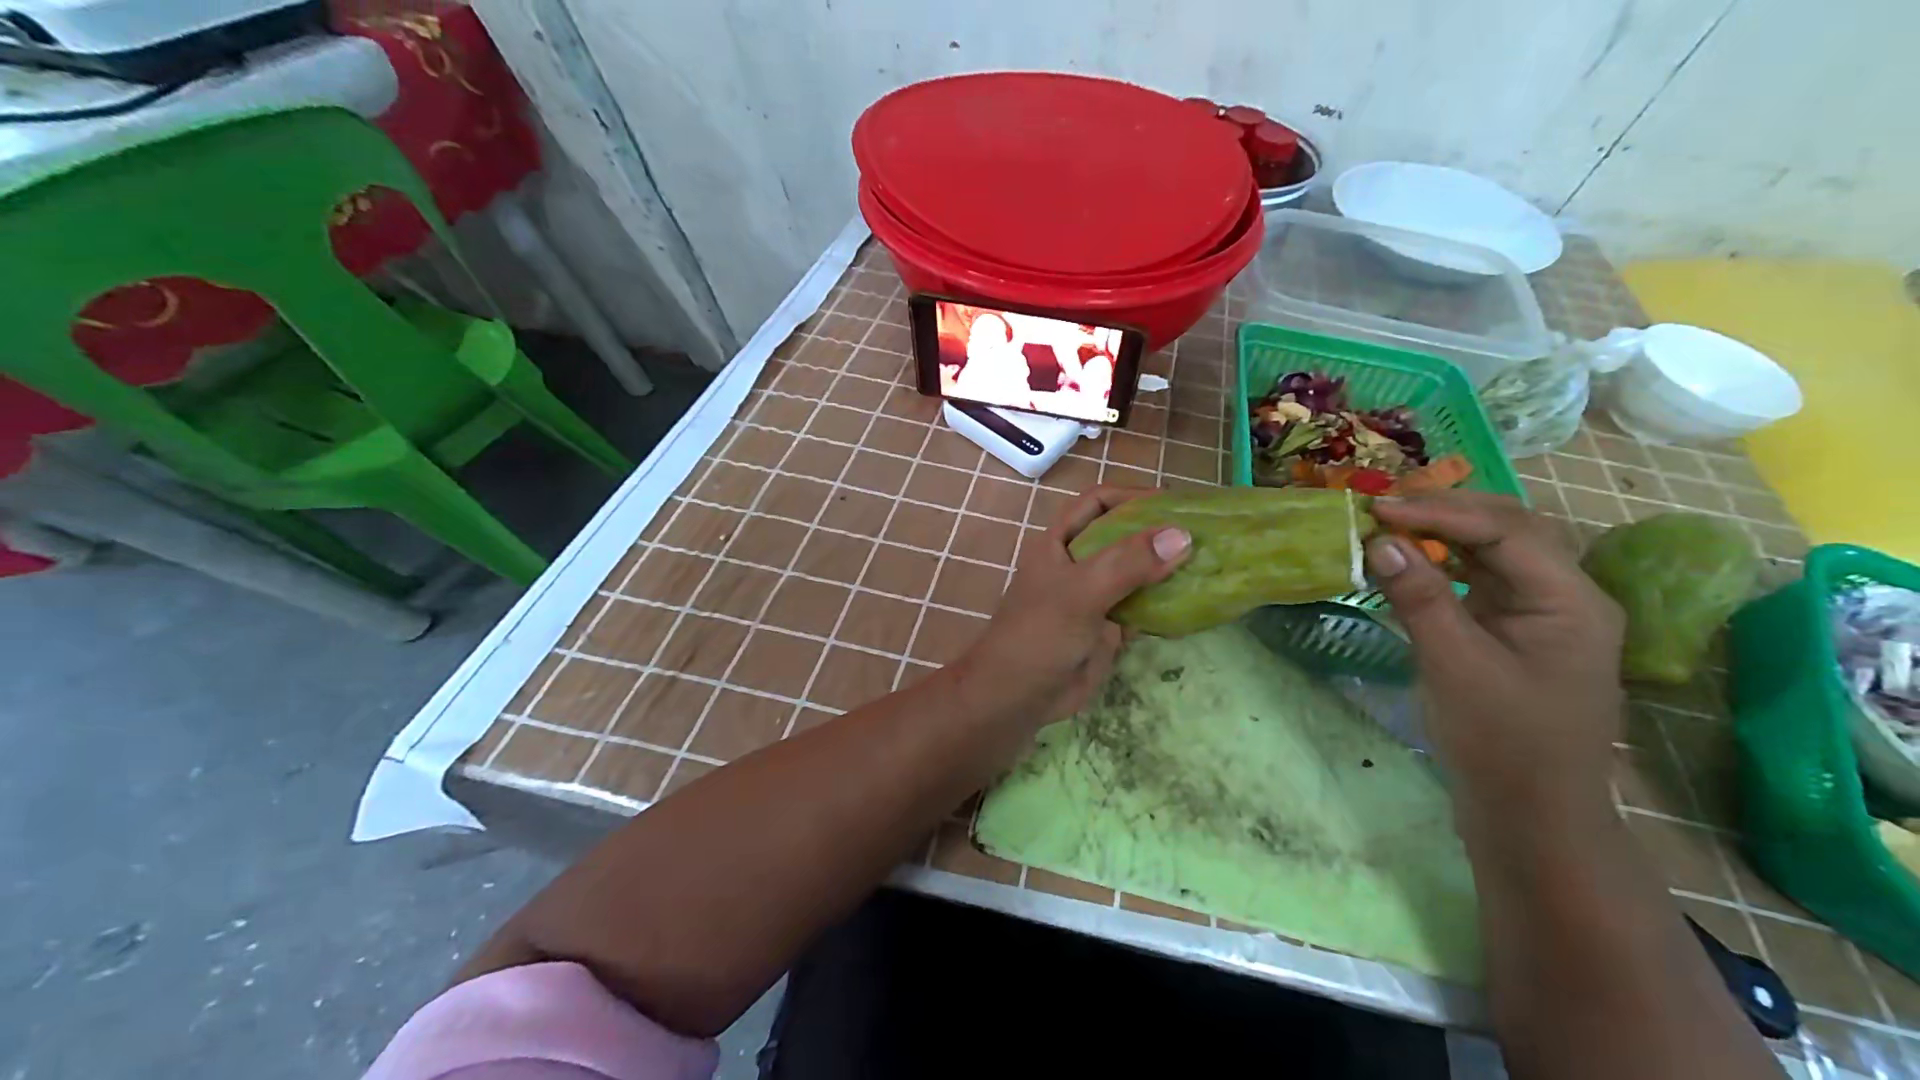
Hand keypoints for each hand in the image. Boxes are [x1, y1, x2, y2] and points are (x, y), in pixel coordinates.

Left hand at [951, 485, 1190, 727]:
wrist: (1019, 696)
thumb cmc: (1039, 634)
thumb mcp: (1080, 591)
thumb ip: (1127, 563)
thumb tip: (1182, 536)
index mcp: (1060, 542)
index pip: (1098, 502)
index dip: (1132, 495)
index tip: (1175, 502)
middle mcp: (1078, 562)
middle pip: (1122, 535)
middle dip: (1158, 531)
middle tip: (1206, 532)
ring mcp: (1094, 595)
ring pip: (1136, 572)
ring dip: (1167, 568)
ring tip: (1211, 562)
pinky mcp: (1108, 627)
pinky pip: (1142, 607)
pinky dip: (1166, 603)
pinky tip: (1198, 601)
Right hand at [1367, 493, 1626, 809]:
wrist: (1531, 812)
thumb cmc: (1501, 741)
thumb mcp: (1455, 665)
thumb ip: (1419, 598)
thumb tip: (1380, 541)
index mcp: (1569, 600)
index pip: (1505, 530)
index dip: (1439, 512)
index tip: (1378, 509)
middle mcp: (1563, 596)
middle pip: (1507, 529)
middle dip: (1445, 511)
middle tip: (1382, 506)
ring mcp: (1539, 613)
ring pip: (1492, 551)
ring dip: (1442, 532)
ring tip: (1389, 523)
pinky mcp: (1513, 631)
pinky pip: (1478, 579)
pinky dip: (1440, 563)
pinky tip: (1407, 562)